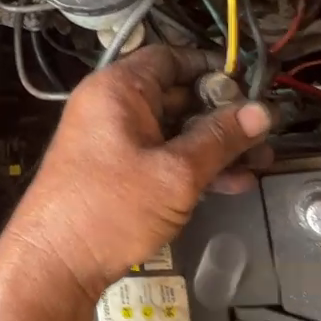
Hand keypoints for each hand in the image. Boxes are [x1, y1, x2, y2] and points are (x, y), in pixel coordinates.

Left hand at [2, 46, 271, 301]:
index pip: (170, 57)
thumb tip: (263, 110)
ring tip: (260, 163)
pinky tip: (232, 184)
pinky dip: (192, 165)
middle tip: (264, 132)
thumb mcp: (176, 173)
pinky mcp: (115, 170)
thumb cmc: (112, 206)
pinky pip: (161, 155)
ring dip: (215, 145)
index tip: (249, 85)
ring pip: (173, 129)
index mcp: (118, 88)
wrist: (55, 263)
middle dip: (222, 114)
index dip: (212, 66)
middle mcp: (112, 105)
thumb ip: (221, 140)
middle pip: (176, 94)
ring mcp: (112, 138)